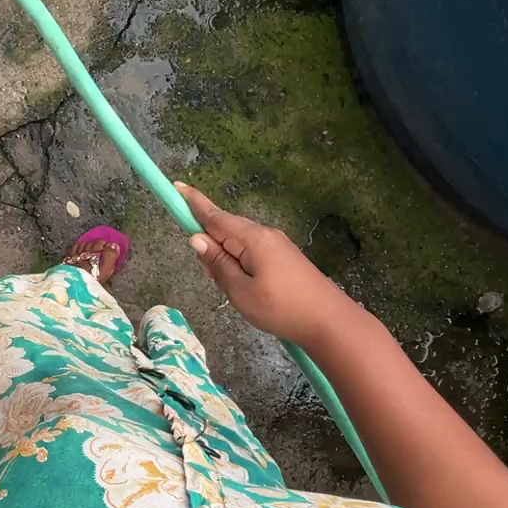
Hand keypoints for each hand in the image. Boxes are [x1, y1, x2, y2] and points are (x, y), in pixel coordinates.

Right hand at [178, 183, 358, 344]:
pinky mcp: (284, 257)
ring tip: (236, 292)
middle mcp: (264, 234)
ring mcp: (277, 244)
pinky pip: (252, 252)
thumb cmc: (282, 308)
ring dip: (227, 260)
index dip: (193, 202)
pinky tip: (247, 288)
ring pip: (238, 244)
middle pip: (225, 229)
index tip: (176, 186)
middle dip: (211, 247)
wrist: (331, 322)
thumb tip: (197, 238)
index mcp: (252, 238)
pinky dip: (240, 265)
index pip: (214, 216)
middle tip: (215, 279)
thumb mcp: (240, 290)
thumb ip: (217, 263)